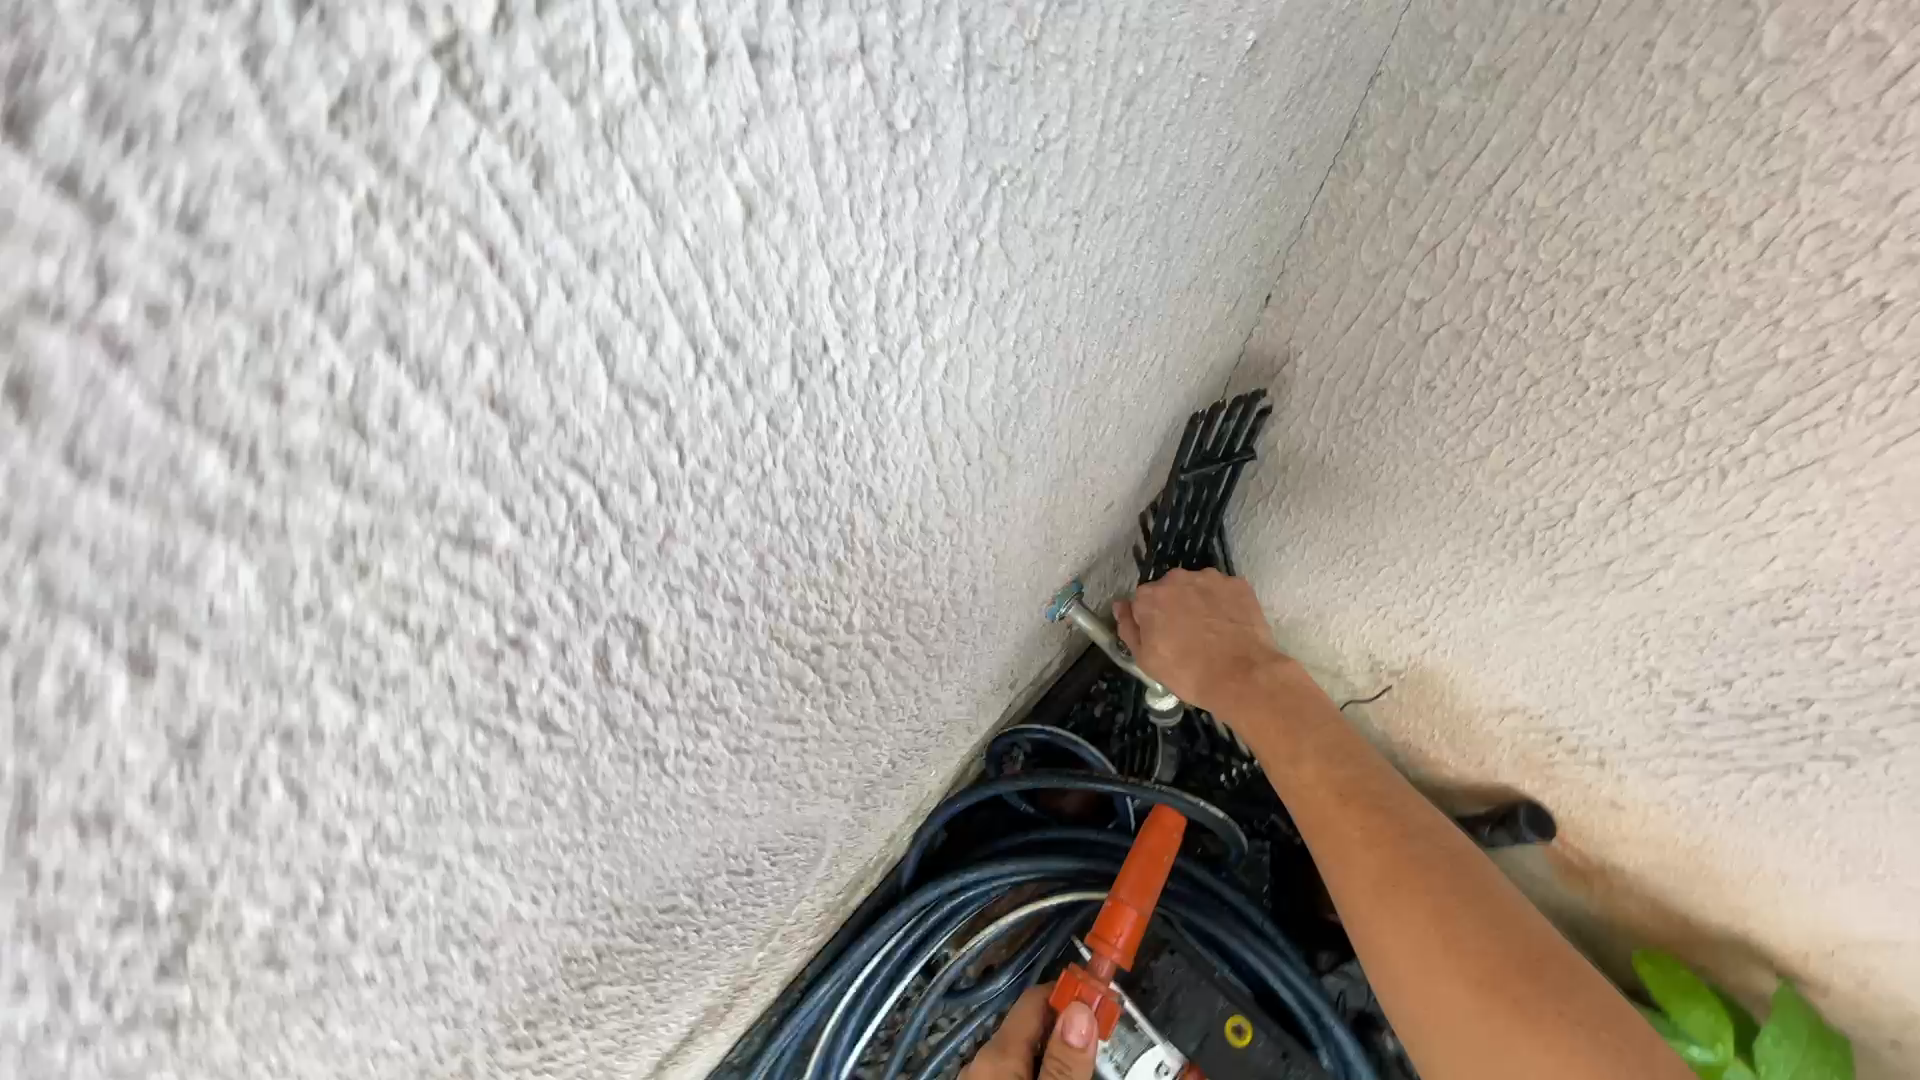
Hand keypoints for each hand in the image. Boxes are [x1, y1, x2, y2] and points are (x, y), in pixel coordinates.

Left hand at [959, 986, 1097, 1079]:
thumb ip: (1064, 1062)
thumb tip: (1080, 1008)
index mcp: (995, 1053)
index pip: (1035, 999)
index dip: (1069, 993)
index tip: (1101, 998)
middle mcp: (979, 1061)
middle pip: (1030, 1027)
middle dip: (1064, 1028)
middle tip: (1100, 1039)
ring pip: (1021, 1054)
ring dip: (1052, 1053)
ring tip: (1083, 1064)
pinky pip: (1011, 1073)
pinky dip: (1035, 1071)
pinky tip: (1054, 1078)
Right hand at [1114, 568, 1294, 714]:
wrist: (1242, 676)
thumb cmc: (1187, 673)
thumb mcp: (1145, 660)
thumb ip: (1128, 628)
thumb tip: (1120, 606)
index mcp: (1149, 597)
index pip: (1141, 602)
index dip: (1150, 622)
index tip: (1161, 639)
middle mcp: (1176, 579)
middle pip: (1169, 590)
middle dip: (1174, 607)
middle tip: (1186, 637)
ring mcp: (1210, 579)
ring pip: (1197, 588)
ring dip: (1198, 602)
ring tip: (1211, 632)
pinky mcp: (1238, 584)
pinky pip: (1223, 591)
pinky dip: (1223, 604)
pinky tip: (1229, 626)